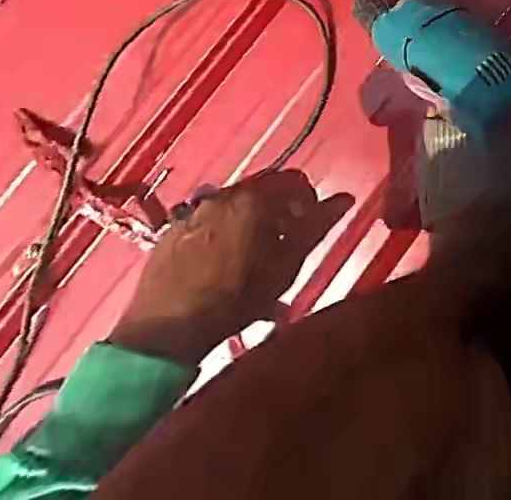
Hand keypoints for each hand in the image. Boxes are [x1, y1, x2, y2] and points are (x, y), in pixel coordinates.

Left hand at [110, 170, 353, 364]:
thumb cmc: (235, 298)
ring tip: (252, 257)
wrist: (166, 329)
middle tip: (283, 245)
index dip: (308, 202)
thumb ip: (316, 227)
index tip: (307, 229)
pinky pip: (208, 219)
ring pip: (236, 204)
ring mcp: (195, 209)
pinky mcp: (173, 228)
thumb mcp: (286, 266)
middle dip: (279, 211)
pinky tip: (222, 262)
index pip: (294, 181)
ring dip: (251, 221)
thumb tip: (344, 198)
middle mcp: (224, 193)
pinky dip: (223, 231)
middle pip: (263, 190)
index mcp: (254, 197)